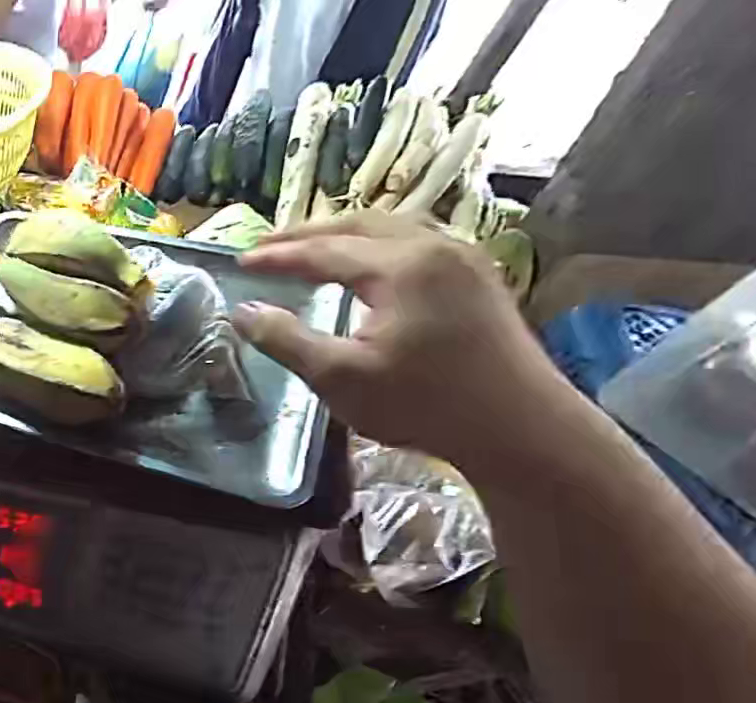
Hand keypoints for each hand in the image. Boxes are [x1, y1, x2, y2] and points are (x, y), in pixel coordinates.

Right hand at [229, 212, 568, 466]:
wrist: (515, 424)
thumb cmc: (420, 402)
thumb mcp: (339, 376)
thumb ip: (286, 340)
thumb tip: (243, 312)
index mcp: (401, 266)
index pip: (324, 250)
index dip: (278, 256)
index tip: (241, 262)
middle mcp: (435, 247)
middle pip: (360, 225)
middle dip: (307, 234)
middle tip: (266, 248)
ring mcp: (462, 259)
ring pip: (391, 229)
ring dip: (343, 236)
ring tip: (307, 249)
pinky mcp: (475, 279)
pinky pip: (414, 244)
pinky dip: (374, 246)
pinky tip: (363, 265)